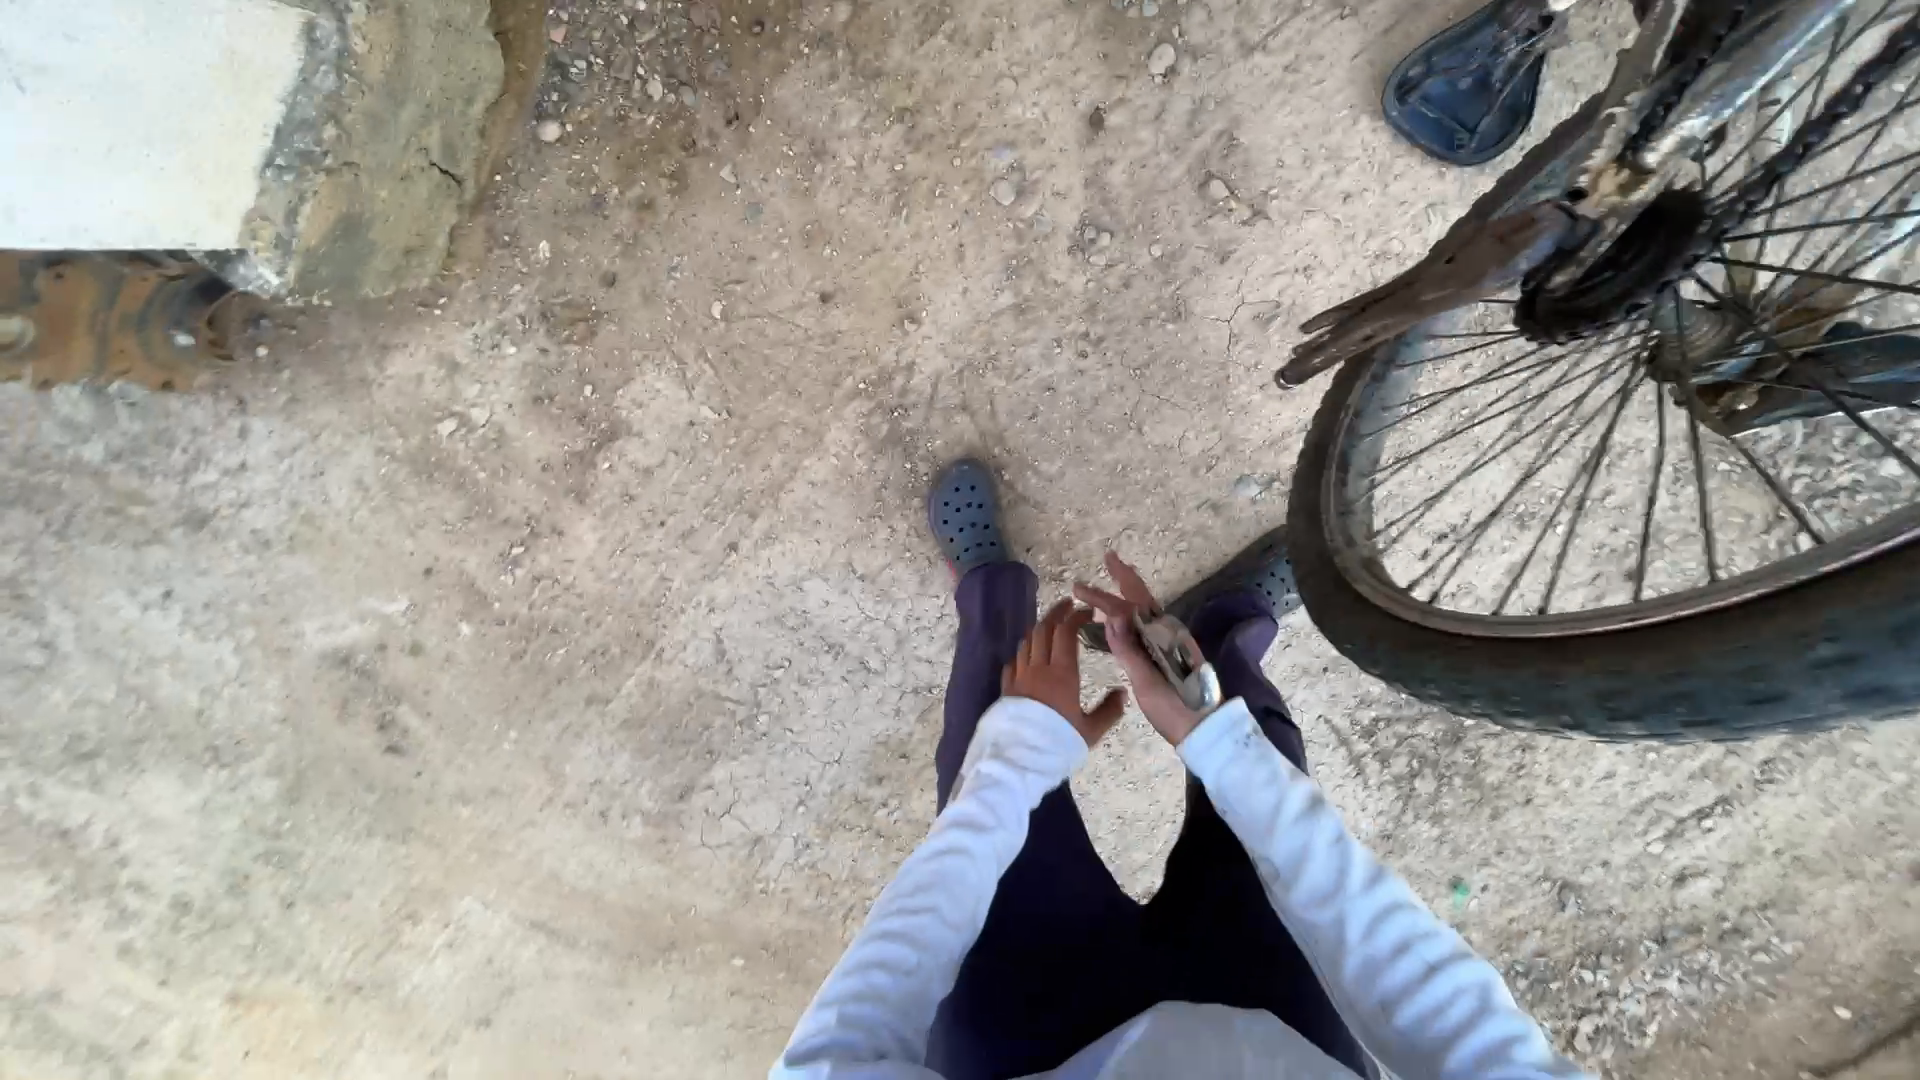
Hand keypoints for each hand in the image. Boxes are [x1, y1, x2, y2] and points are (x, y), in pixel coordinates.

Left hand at [1002, 598, 1128, 747]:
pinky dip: (1022, 653)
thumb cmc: (1058, 743)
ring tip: (1049, 627)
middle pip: (1043, 630)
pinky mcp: (1006, 689)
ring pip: (1026, 643)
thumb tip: (1122, 692)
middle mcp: (1038, 669)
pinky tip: (1027, 657)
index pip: (1066, 633)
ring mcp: (1019, 677)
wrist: (1020, 759)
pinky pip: (1013, 662)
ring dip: (1039, 630)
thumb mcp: (1091, 730)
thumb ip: (1109, 710)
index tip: (1087, 612)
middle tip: (1067, 606)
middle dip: (1056, 613)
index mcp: (1062, 673)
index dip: (1076, 617)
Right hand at [1074, 552, 1205, 745]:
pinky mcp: (1171, 653)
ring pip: (1146, 610)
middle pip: (1143, 599)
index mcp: (1163, 636)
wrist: (1205, 731)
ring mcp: (1171, 642)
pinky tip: (1122, 619)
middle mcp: (1169, 632)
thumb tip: (1112, 614)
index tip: (1078, 588)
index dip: (1102, 596)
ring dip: (1127, 594)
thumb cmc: (1175, 709)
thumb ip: (1129, 650)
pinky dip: (1131, 613)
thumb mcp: (1147, 682)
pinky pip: (1147, 624)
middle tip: (1109, 558)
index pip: (1128, 608)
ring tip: (1112, 582)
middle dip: (1124, 578)